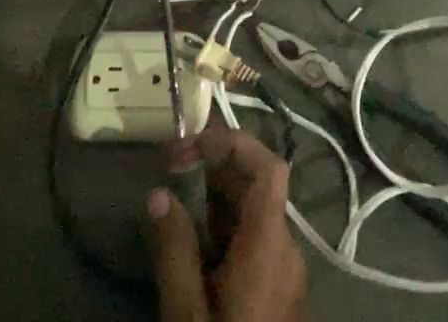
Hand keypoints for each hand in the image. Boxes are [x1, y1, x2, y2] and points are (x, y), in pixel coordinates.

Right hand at [150, 129, 306, 321]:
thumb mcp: (186, 310)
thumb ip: (175, 250)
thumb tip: (158, 194)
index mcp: (269, 244)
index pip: (269, 169)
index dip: (234, 143)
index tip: (190, 142)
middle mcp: (287, 247)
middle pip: (258, 187)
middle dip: (214, 168)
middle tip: (169, 165)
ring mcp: (288, 267)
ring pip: (255, 212)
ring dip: (217, 198)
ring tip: (175, 198)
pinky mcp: (281, 285)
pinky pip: (257, 238)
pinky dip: (226, 225)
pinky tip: (195, 238)